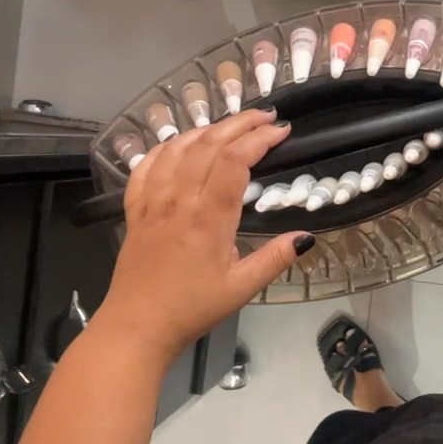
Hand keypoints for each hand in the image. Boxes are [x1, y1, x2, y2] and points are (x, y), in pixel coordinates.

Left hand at [91, 109, 311, 360]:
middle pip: (208, 144)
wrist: (137, 327)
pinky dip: (166, 147)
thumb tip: (306, 236)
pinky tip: (180, 143)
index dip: (260, 139)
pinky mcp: (136, 210)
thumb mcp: (242, 288)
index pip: (235, 160)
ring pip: (177, 149)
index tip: (282, 131)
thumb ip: (275, 258)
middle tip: (265, 116)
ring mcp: (153, 202)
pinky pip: (147, 166)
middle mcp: (179, 201)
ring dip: (206, 129)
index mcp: (209, 218)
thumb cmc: (192, 308)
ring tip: (230, 125)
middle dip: (239, 123)